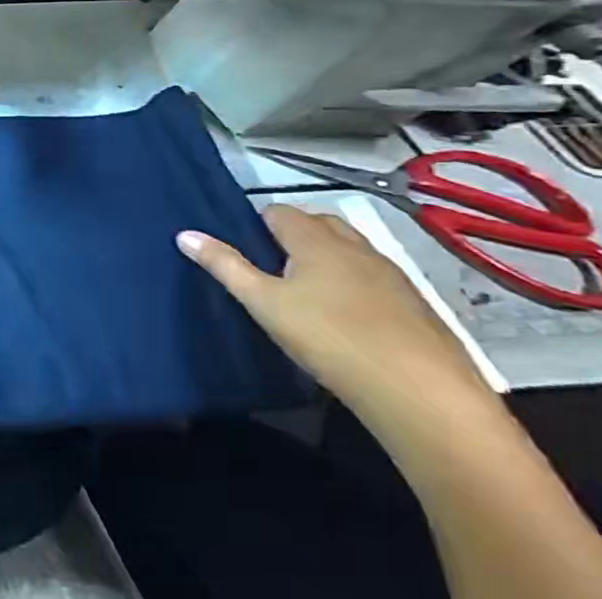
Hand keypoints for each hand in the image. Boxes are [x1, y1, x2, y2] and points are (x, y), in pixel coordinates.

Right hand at [178, 204, 497, 433]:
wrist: (417, 389)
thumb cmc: (328, 338)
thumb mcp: (265, 304)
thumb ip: (225, 267)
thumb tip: (184, 234)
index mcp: (314, 238)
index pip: (279, 212)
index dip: (259, 225)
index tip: (249, 252)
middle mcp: (353, 244)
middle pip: (317, 223)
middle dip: (295, 236)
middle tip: (275, 271)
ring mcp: (388, 270)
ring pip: (349, 248)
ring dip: (328, 258)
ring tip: (310, 294)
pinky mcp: (413, 300)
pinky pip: (374, 276)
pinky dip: (356, 283)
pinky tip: (351, 319)